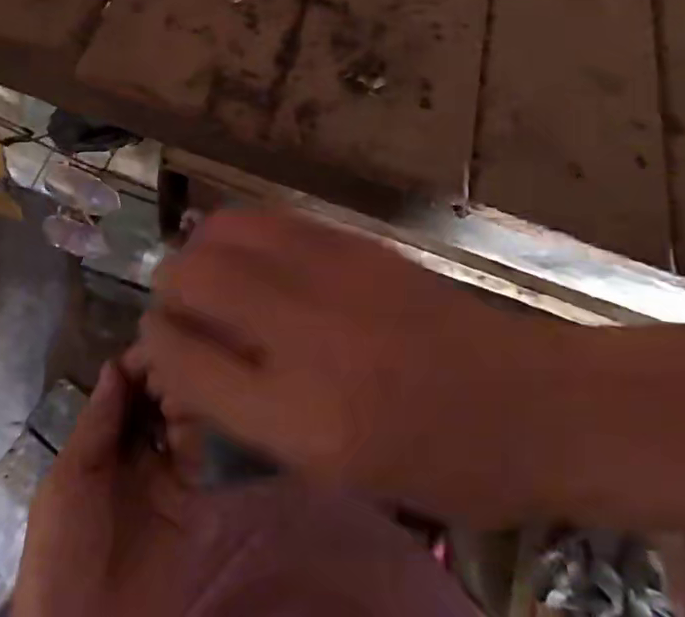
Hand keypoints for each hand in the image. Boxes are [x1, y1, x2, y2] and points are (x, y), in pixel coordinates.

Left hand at [11, 363, 203, 616]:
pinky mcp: (187, 501)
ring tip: (183, 374)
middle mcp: (131, 455)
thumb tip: (115, 366)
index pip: (120, 394)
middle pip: (152, 403)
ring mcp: (161, 477)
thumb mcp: (68, 480)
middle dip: (161, 375)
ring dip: (178, 395)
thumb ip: (96, 424)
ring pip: (176, 422)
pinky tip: (193, 408)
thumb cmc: (62, 547)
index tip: (153, 338)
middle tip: (174, 351)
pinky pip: (194, 456)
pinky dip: (194, 429)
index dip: (134, 367)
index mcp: (96, 447)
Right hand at [127, 209, 564, 519]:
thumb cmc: (433, 459)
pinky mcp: (353, 241)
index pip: (181, 356)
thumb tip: (183, 353)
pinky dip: (242, 235)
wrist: (529, 402)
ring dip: (201, 254)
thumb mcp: (331, 466)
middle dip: (168, 292)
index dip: (155, 346)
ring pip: (221, 230)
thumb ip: (245, 409)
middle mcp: (303, 331)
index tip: (159, 345)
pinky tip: (260, 262)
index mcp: (297, 412)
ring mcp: (331, 271)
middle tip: (187, 315)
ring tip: (217, 283)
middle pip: (188, 276)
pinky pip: (268, 219)